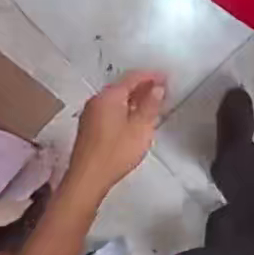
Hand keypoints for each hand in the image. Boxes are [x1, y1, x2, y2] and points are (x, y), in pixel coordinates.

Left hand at [61, 71, 165, 201]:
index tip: (166, 77)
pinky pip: (110, 109)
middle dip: (143, 86)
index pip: (133, 78)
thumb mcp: (141, 128)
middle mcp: (97, 100)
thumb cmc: (115, 152)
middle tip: (162, 88)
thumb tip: (157, 88)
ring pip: (116, 98)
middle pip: (123, 86)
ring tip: (152, 103)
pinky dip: (125, 108)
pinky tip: (134, 117)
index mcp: (109, 97)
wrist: (87, 179)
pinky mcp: (89, 126)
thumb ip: (151, 105)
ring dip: (134, 98)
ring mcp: (90, 114)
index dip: (151, 76)